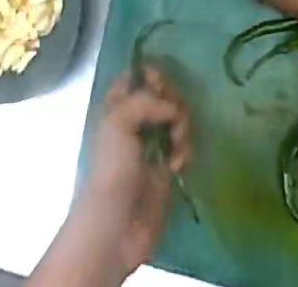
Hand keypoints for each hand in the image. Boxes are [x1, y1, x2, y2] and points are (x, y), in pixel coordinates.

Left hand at [54, 68, 192, 281]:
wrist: (117, 224)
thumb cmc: (112, 167)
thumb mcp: (118, 121)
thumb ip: (146, 101)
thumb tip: (173, 107)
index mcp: (117, 104)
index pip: (136, 74)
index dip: (151, 73)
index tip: (160, 85)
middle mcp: (136, 119)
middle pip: (164, 93)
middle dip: (173, 101)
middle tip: (172, 116)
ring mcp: (152, 142)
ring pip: (178, 117)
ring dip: (182, 127)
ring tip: (176, 145)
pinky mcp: (167, 165)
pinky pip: (185, 145)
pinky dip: (185, 150)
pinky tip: (177, 164)